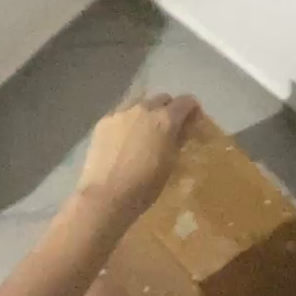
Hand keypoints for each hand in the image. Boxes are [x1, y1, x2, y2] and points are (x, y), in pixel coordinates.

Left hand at [75, 93, 200, 221]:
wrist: (105, 196)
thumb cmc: (144, 187)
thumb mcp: (170, 165)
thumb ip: (177, 141)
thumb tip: (181, 131)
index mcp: (165, 120)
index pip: (186, 101)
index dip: (192, 109)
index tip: (192, 122)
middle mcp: (143, 109)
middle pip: (162, 99)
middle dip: (168, 109)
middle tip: (168, 128)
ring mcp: (120, 113)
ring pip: (139, 104)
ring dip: (147, 113)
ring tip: (144, 132)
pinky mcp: (103, 122)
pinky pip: (121, 114)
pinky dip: (128, 122)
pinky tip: (124, 139)